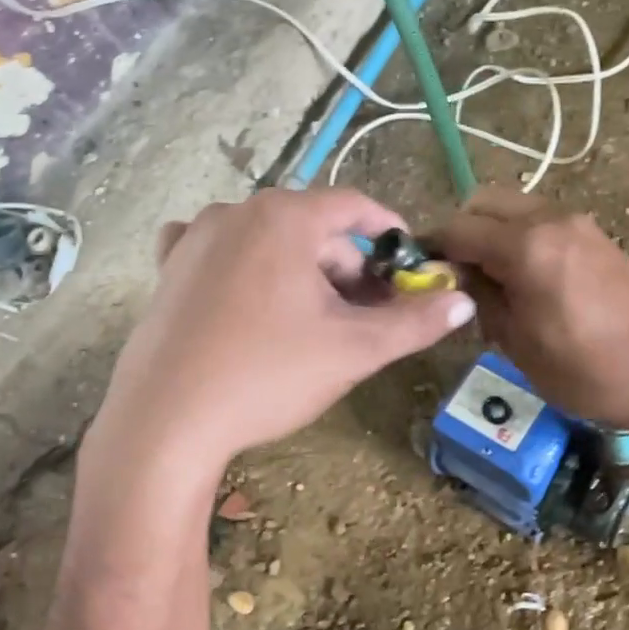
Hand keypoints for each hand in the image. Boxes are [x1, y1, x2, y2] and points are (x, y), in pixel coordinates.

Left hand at [96, 188, 473, 468]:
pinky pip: (220, 252)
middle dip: (347, 268)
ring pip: (270, 242)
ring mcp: (195, 238)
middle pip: (313, 228)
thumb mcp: (354, 350)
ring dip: (302, 273)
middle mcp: (237, 211)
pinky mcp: (167, 269)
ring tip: (314, 323)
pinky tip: (250, 301)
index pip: (355, 207)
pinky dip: (247, 269)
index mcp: (285, 217)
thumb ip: (415, 322)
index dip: (390, 233)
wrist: (165, 422)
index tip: (409, 266)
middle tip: (366, 317)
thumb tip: (463, 301)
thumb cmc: (267, 375)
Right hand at [432, 187, 628, 431]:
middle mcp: (551, 219)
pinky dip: (520, 236)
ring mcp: (578, 223)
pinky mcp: (595, 235)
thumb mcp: (519, 345)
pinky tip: (524, 278)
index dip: (433, 249)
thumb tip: (459, 278)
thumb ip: (483, 300)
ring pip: (514, 206)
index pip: (459, 228)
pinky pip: (541, 219)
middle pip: (484, 202)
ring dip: (492, 231)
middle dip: (462, 231)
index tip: (421, 273)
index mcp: (527, 247)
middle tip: (458, 275)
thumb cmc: (589, 371)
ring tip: (491, 279)